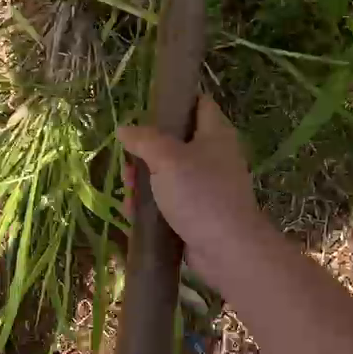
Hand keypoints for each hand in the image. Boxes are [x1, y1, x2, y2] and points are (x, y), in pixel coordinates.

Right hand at [118, 96, 269, 285]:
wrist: (228, 251)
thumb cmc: (200, 194)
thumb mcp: (167, 159)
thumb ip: (144, 140)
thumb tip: (124, 130)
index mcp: (215, 133)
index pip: (199, 103)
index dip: (175, 101)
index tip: (148, 110)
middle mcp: (214, 155)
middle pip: (176, 140)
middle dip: (147, 150)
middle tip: (129, 162)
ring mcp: (208, 185)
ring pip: (169, 172)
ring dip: (145, 180)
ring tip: (129, 190)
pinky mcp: (200, 211)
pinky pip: (171, 199)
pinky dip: (153, 203)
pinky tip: (134, 212)